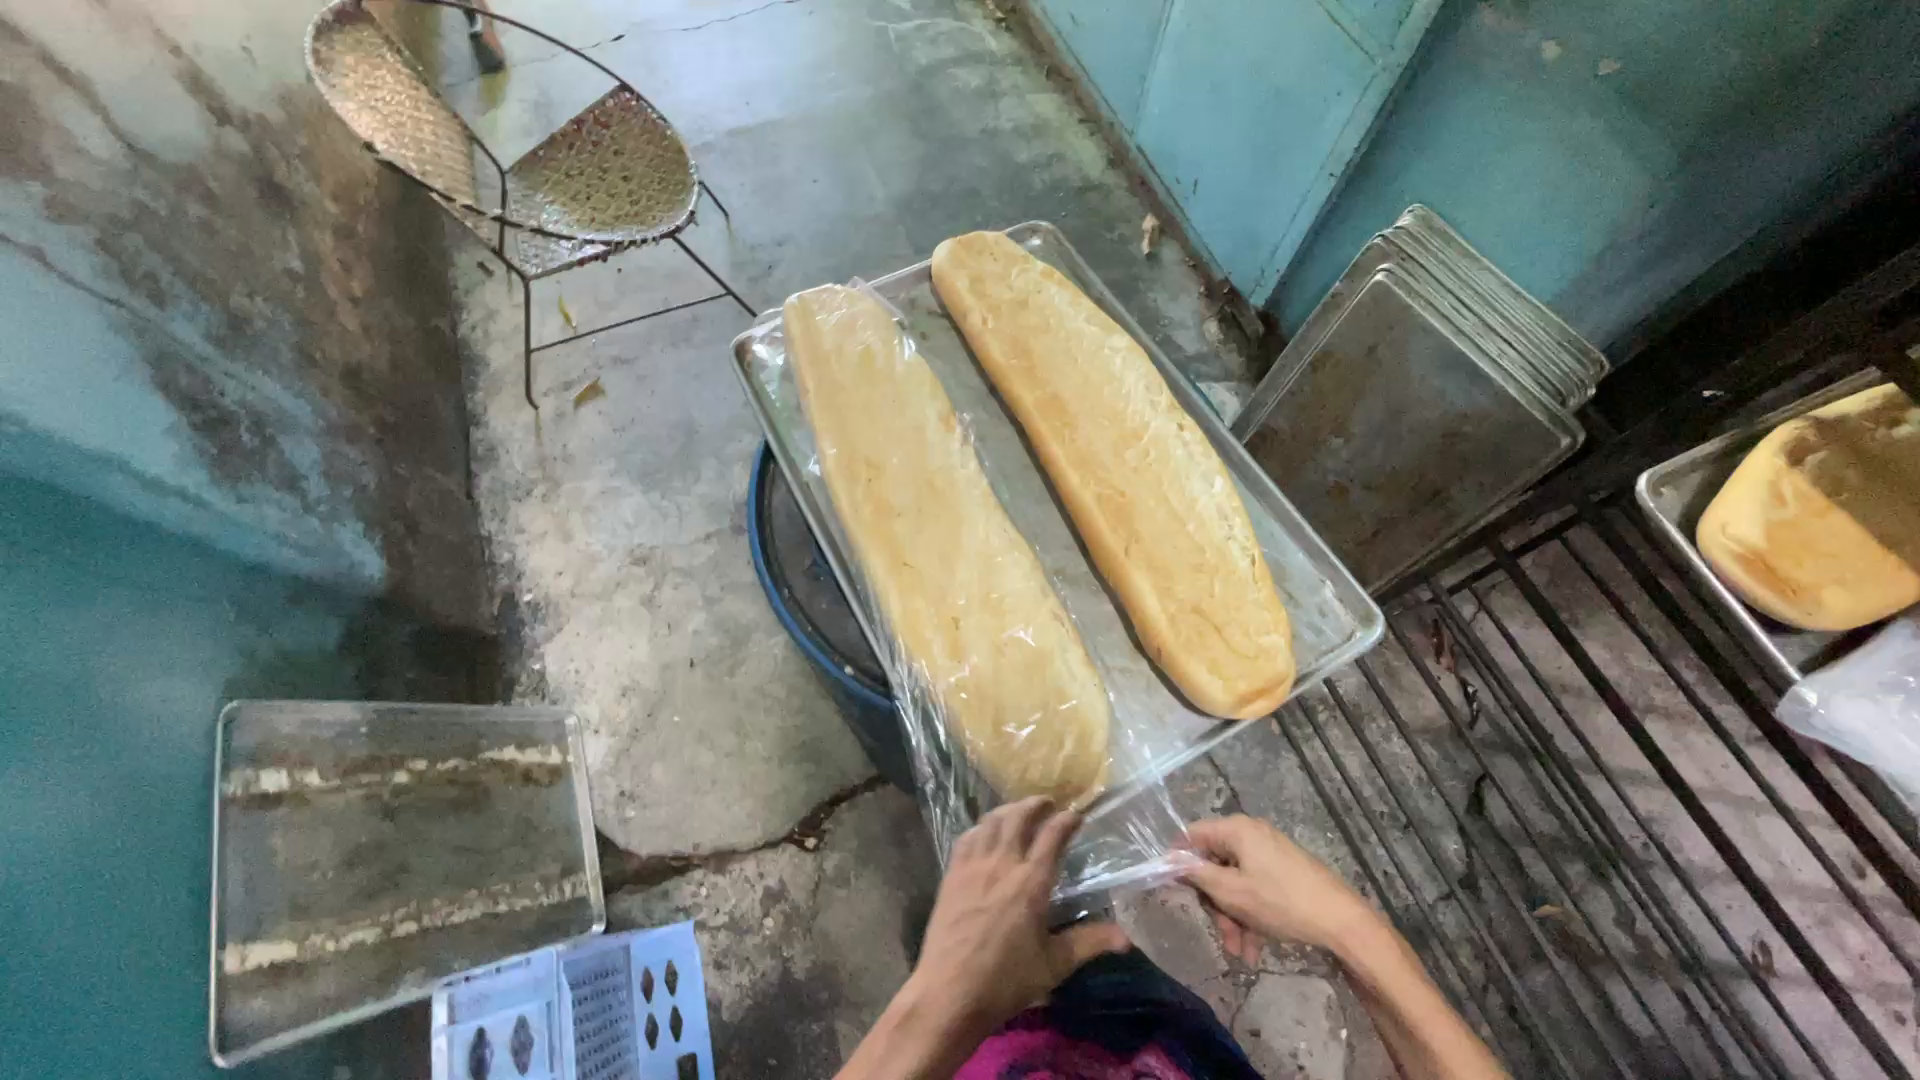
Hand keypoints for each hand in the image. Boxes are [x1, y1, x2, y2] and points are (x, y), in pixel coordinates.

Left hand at [911, 797, 1130, 1032]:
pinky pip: (967, 838)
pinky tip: (985, 832)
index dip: (1066, 820)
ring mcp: (973, 866)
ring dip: (1008, 810)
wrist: (950, 991)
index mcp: (1031, 883)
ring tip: (1018, 811)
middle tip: (1048, 803)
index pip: (1052, 836)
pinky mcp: (951, 875)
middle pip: (1018, 817)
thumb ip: (1089, 943)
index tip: (1077, 815)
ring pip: (991, 822)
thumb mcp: (1054, 965)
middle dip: (1035, 804)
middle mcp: (1002, 864)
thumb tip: (1127, 937)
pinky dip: (981, 827)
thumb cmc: (1006, 980)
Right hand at [1178, 814, 1380, 962]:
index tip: (1173, 890)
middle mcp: (1251, 835)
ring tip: (1241, 951)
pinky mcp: (1283, 873)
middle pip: (1215, 864)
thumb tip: (1167, 859)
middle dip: (1215, 903)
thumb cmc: (1281, 902)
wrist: (1343, 923)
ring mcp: (1269, 854)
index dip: (1179, 861)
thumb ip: (1196, 874)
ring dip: (1233, 917)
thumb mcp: (1231, 892)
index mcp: (1236, 830)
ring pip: (1235, 882)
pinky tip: (1254, 948)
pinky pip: (1254, 889)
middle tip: (1221, 932)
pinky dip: (1251, 915)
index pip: (1192, 836)